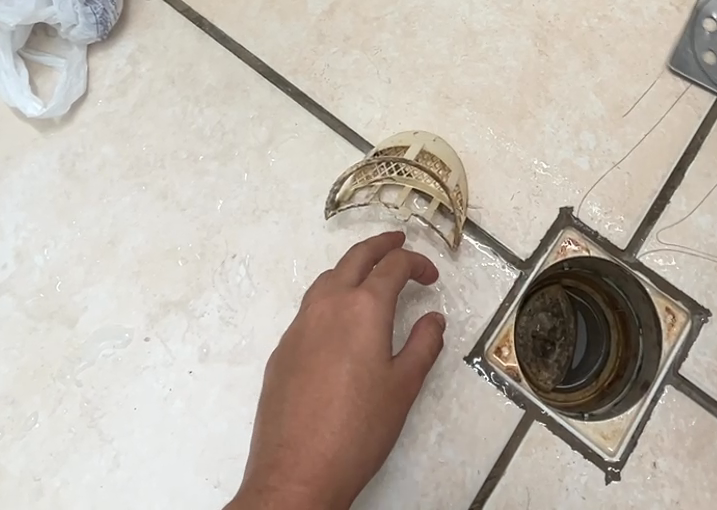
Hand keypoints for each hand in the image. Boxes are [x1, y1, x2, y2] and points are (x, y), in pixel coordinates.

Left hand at [226, 232, 444, 509]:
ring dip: (353, 268)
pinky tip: (340, 323)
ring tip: (370, 276)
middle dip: (381, 245)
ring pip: (328, 278)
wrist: (295, 474)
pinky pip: (310, 308)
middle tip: (399, 241)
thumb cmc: (359, 429)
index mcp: (363, 307)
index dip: (417, 263)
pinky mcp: (282, 349)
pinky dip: (332, 298)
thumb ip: (424, 344)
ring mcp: (300, 325)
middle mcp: (329, 304)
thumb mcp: (404, 387)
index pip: (394, 266)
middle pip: (356, 258)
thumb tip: (434, 318)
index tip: (431, 277)